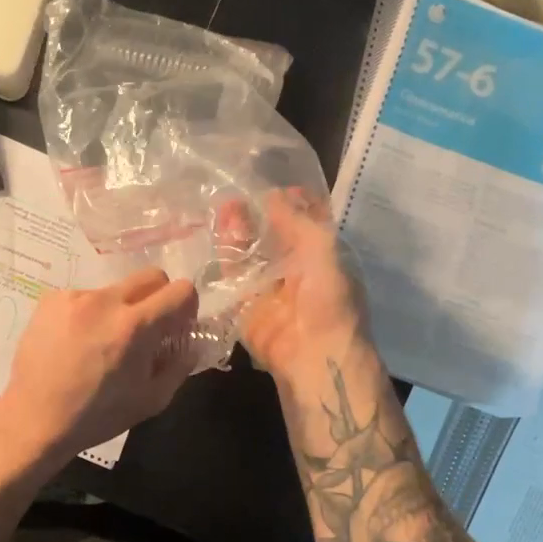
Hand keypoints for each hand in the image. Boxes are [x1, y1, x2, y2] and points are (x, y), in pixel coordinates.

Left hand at [0, 268, 197, 465]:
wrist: (36, 418)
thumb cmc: (98, 415)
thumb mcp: (151, 400)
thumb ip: (180, 365)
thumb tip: (191, 343)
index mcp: (135, 326)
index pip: (180, 290)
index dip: (186, 307)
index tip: (177, 326)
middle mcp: (105, 301)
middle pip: (150, 277)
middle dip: (158, 298)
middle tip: (147, 329)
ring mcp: (75, 297)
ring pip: (114, 290)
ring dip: (119, 309)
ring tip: (101, 343)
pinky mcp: (50, 300)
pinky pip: (83, 298)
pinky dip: (88, 315)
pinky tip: (75, 343)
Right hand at [239, 189, 367, 384]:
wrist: (314, 356)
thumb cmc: (328, 298)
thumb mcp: (322, 247)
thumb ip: (296, 220)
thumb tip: (274, 195)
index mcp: (323, 256)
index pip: (304, 222)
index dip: (289, 203)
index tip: (268, 185)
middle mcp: (295, 271)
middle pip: (271, 238)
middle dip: (256, 217)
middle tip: (236, 195)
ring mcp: (269, 291)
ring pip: (249, 257)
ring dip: (237, 234)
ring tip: (223, 209)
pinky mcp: (245, 309)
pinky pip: (230, 281)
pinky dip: (222, 261)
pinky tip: (214, 238)